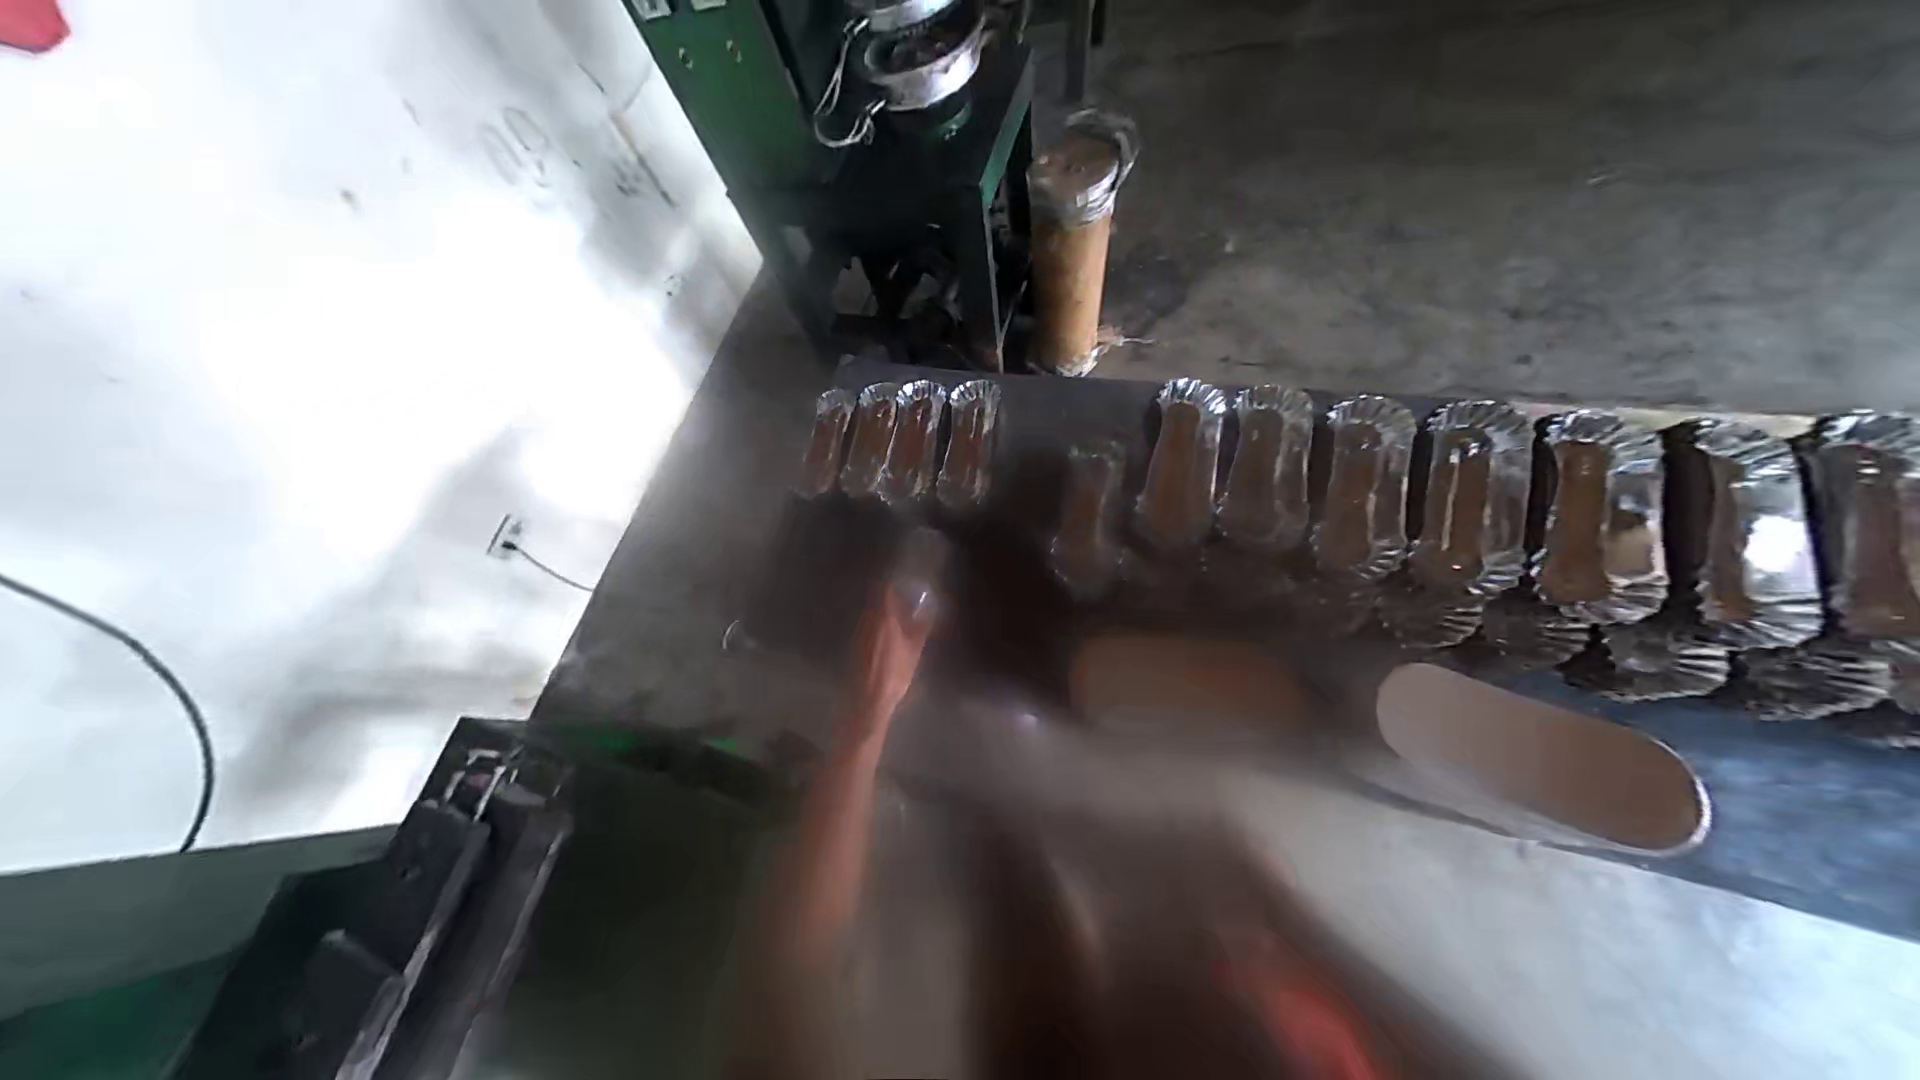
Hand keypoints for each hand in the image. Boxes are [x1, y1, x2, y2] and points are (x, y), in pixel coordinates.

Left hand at [843, 584, 933, 745]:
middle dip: (891, 599)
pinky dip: (879, 624)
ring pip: (872, 613)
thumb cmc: (896, 673)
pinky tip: (889, 636)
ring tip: (900, 620)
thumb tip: (928, 609)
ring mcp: (860, 632)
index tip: (905, 586)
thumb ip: (921, 626)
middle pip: (878, 601)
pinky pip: (869, 625)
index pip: (885, 591)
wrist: (870, 698)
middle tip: (906, 603)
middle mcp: (869, 621)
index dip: (895, 586)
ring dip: (884, 612)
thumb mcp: (914, 650)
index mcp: (884, 618)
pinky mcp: (857, 644)